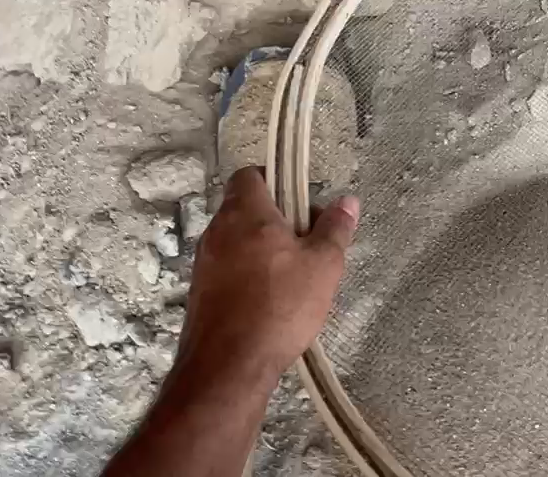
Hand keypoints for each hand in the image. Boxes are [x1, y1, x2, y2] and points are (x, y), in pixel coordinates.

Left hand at [104, 167, 357, 476]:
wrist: (226, 372)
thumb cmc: (279, 306)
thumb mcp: (323, 264)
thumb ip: (335, 228)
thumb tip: (347, 201)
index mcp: (244, 213)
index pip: (250, 174)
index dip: (276, 178)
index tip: (301, 199)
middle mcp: (216, 232)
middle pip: (246, 208)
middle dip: (278, 218)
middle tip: (308, 239)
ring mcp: (203, 265)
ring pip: (238, 240)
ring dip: (263, 247)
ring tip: (295, 273)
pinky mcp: (199, 296)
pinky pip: (228, 268)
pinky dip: (248, 273)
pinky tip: (273, 299)